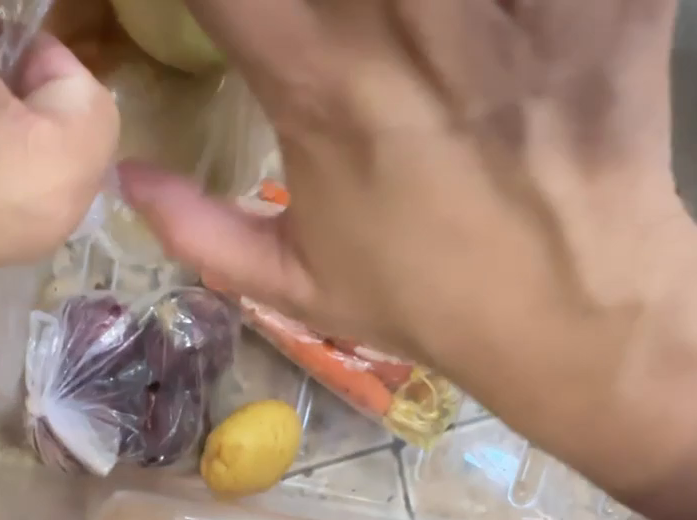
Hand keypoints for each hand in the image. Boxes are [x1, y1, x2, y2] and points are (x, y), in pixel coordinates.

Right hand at [119, 0, 696, 486]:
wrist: (568, 312)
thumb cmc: (429, 302)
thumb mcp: (299, 287)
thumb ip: (199, 235)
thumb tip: (128, 180)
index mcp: (315, 81)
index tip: (229, 14)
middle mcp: (398, 17)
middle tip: (320, 22)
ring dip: (400, 0)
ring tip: (403, 32)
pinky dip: (525, 0)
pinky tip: (491, 26)